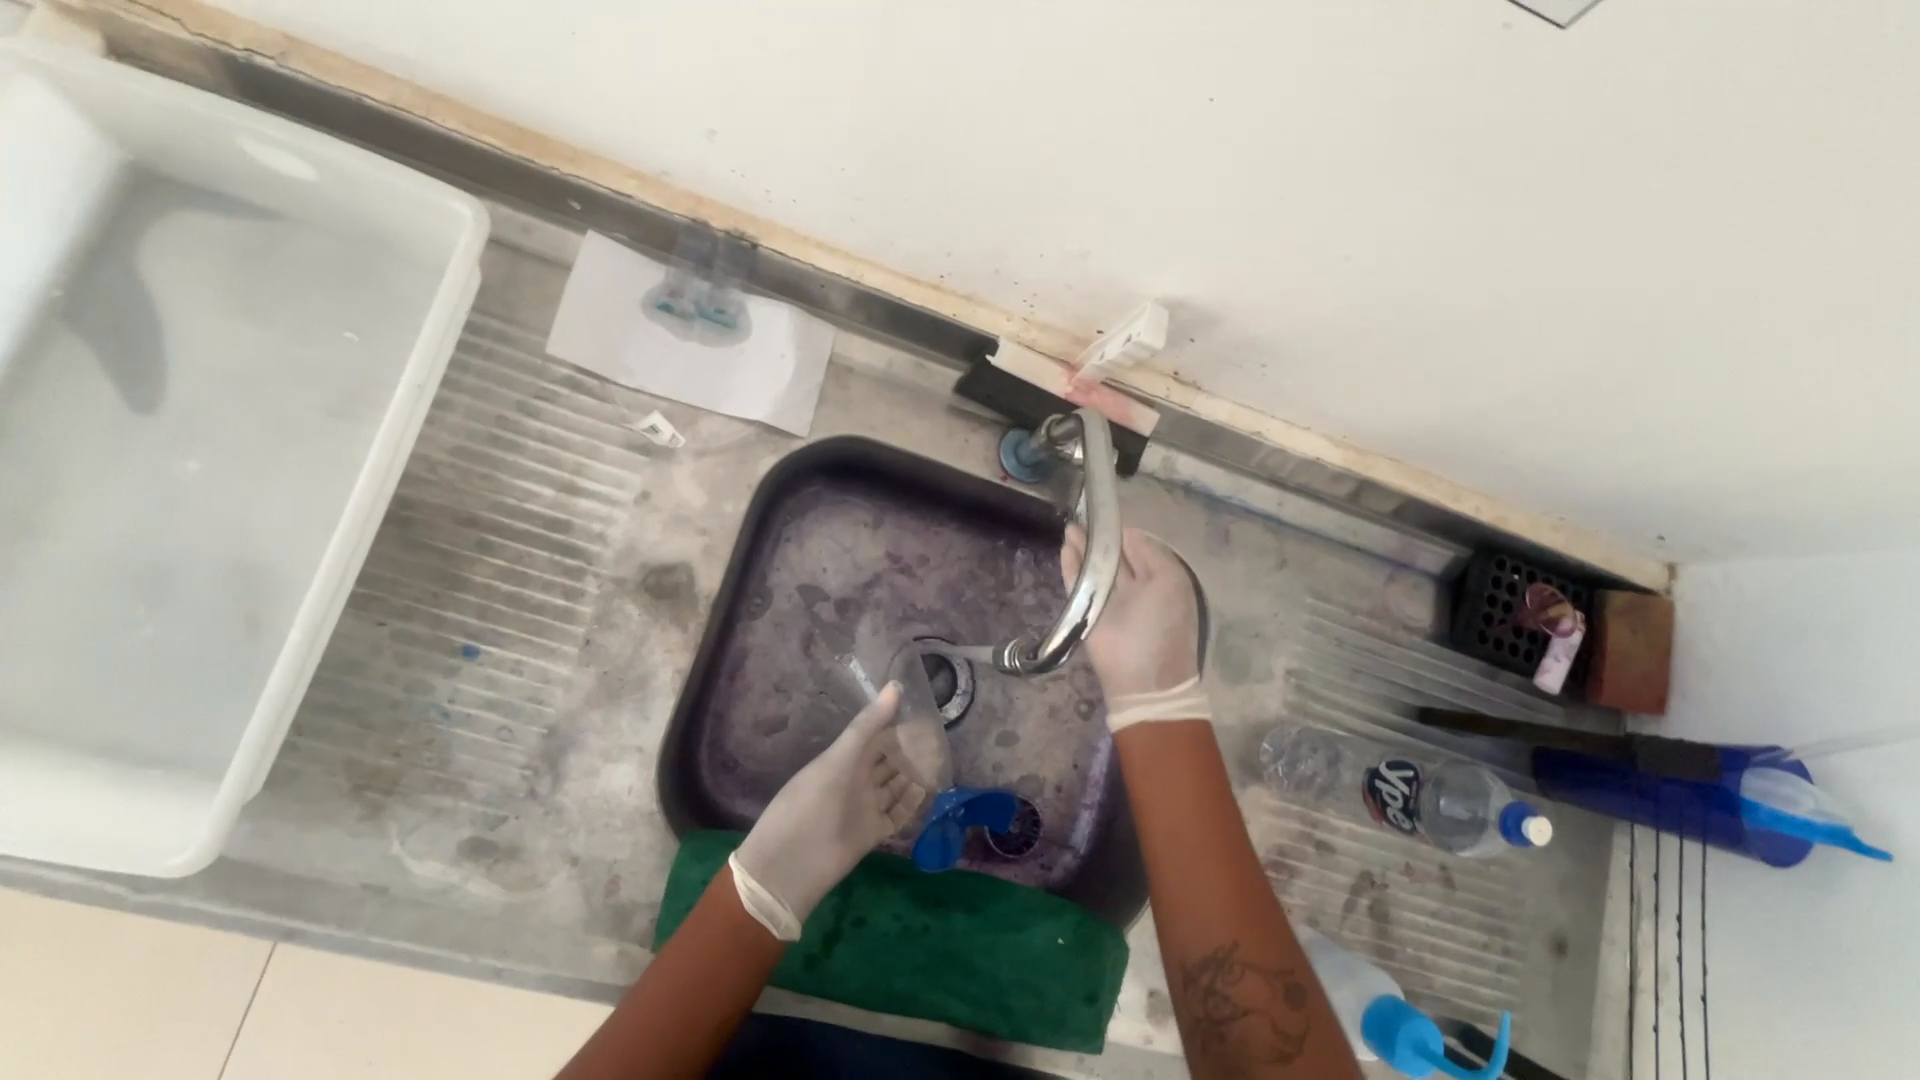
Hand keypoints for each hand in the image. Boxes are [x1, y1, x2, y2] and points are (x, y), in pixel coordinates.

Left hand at [729, 683, 928, 940]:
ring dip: (915, 775)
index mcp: (843, 759)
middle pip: (888, 761)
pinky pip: (898, 814)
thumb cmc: (810, 802)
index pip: (876, 737)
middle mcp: (855, 781)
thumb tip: (896, 685)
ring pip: (896, 786)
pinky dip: (912, 804)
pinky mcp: (873, 833)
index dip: (898, 725)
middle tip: (939, 740)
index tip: (926, 715)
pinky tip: (929, 792)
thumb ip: (868, 725)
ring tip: (941, 762)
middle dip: (911, 751)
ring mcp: (865, 807)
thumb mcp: (839, 758)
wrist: (792, 863)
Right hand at [1063, 525, 1211, 729]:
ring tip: (1070, 526)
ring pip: (1093, 568)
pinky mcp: (1086, 613)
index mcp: (1159, 582)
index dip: (1124, 532)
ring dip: (1082, 547)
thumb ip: (1150, 554)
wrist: (1143, 678)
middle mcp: (1133, 589)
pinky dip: (1070, 566)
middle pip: (1114, 557)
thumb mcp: (1170, 582)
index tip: (1109, 514)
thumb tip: (1128, 534)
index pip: (1139, 549)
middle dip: (1101, 538)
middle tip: (1084, 514)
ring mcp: (1107, 602)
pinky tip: (1065, 547)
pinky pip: (1076, 584)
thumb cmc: (1163, 625)